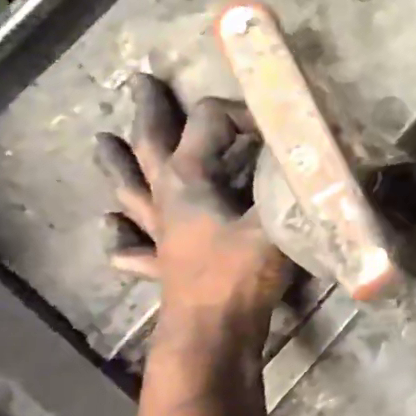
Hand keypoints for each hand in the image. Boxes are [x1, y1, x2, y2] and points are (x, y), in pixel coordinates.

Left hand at [95, 74, 291, 335]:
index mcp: (189, 179)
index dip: (242, 111)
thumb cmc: (242, 271)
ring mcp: (159, 233)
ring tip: (100, 143)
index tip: (277, 122)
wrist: (213, 333)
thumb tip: (316, 146)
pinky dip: (121, 236)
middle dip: (149, 112)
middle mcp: (166, 198)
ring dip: (117, 165)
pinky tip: (112, 230)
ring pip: (131, 190)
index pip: (210, 121)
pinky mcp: (162, 264)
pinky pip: (132, 246)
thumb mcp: (279, 215)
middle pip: (151, 146)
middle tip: (141, 82)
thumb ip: (293, 179)